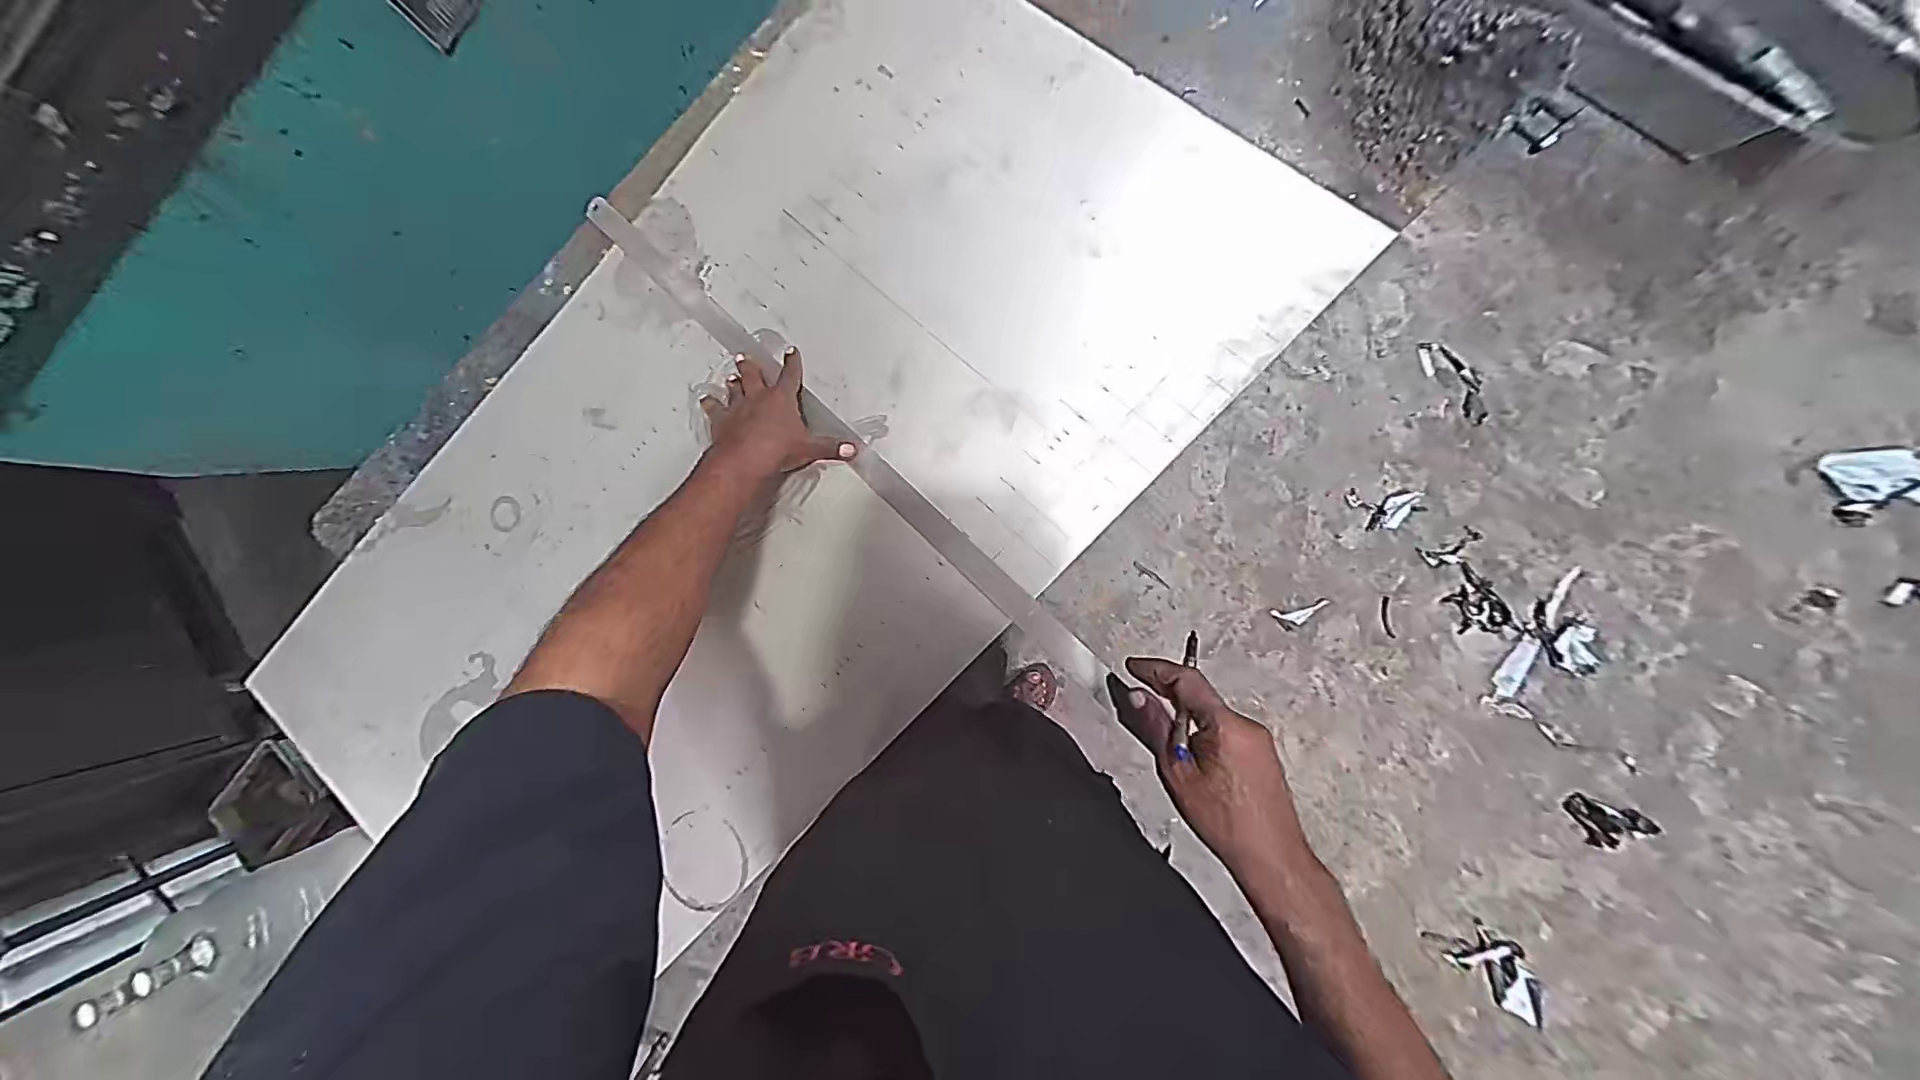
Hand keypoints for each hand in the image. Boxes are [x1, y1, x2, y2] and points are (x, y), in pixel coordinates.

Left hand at [700, 347, 855, 480]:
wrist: (745, 460)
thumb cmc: (775, 449)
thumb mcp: (810, 449)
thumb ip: (831, 447)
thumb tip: (850, 449)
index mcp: (782, 399)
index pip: (790, 375)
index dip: (792, 363)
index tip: (791, 353)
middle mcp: (758, 398)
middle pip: (755, 375)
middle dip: (753, 366)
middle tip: (748, 357)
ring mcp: (737, 407)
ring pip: (735, 388)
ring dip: (734, 382)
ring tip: (732, 376)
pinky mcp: (721, 420)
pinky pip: (714, 407)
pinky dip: (711, 403)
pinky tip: (707, 399)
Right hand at [1108, 658, 1310, 872]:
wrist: (1271, 857)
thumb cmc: (1228, 823)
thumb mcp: (1177, 772)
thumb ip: (1155, 727)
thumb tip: (1139, 697)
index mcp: (1226, 724)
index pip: (1185, 679)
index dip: (1155, 669)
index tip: (1135, 667)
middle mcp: (1246, 725)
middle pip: (1198, 695)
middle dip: (1167, 691)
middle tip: (1139, 694)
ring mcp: (1257, 739)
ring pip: (1210, 713)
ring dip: (1184, 716)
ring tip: (1167, 743)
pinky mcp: (1261, 753)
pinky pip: (1225, 728)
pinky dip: (1202, 730)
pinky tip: (1192, 756)